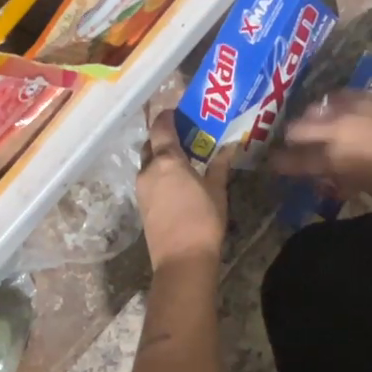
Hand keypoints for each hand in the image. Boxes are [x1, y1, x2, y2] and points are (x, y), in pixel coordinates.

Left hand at [137, 110, 230, 269]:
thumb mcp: (217, 190)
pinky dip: (160, 172)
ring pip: (148, 163)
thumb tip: (229, 146)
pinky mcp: (142, 205)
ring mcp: (142, 189)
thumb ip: (220, 166)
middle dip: (164, 137)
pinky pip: (149, 179)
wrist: (182, 261)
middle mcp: (149, 170)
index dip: (167, 116)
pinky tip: (177, 179)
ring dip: (161, 156)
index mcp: (167, 160)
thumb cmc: (203, 220)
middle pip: (151, 144)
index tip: (178, 110)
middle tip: (185, 134)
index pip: (161, 128)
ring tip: (184, 157)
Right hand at [271, 92, 371, 188]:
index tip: (273, 164)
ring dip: (311, 117)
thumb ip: (345, 181)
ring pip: (316, 109)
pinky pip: (339, 97)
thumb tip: (330, 180)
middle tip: (291, 143)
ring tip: (313, 123)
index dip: (282, 164)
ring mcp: (351, 109)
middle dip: (291, 137)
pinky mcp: (367, 95)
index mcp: (335, 158)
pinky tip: (336, 107)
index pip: (297, 162)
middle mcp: (335, 130)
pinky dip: (332, 104)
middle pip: (298, 129)